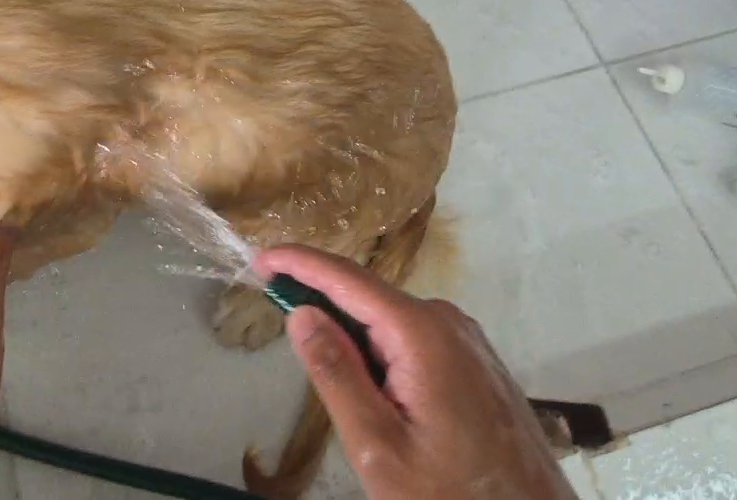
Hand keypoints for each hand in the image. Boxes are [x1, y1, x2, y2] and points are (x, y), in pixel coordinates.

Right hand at [254, 246, 576, 499]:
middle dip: (323, 306)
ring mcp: (467, 339)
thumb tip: (301, 312)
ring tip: (339, 387)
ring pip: (390, 321)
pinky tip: (377, 392)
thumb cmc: (451, 497)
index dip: (299, 263)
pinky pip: (414, 338)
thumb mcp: (379, 447)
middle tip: (286, 333)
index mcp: (422, 332)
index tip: (259, 260)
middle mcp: (447, 320)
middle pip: (367, 298)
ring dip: (354, 337)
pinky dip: (382, 350)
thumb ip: (336, 374)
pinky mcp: (477, 361)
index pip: (346, 279)